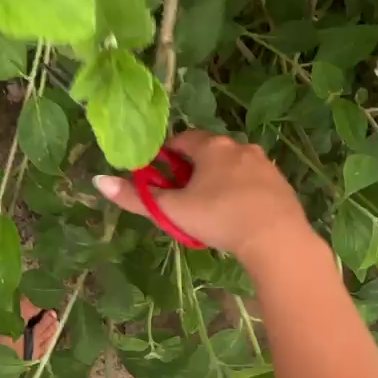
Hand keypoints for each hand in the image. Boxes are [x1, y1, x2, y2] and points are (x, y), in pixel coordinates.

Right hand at [93, 129, 312, 260]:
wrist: (274, 237)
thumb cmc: (217, 218)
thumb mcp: (172, 211)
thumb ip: (135, 198)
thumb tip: (99, 180)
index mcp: (211, 147)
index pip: (181, 140)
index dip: (166, 157)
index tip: (159, 179)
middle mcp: (238, 146)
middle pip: (207, 152)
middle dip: (191, 170)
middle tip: (180, 199)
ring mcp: (262, 163)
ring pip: (230, 167)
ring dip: (216, 181)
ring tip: (207, 209)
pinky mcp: (278, 182)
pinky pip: (250, 182)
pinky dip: (238, 192)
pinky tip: (233, 215)